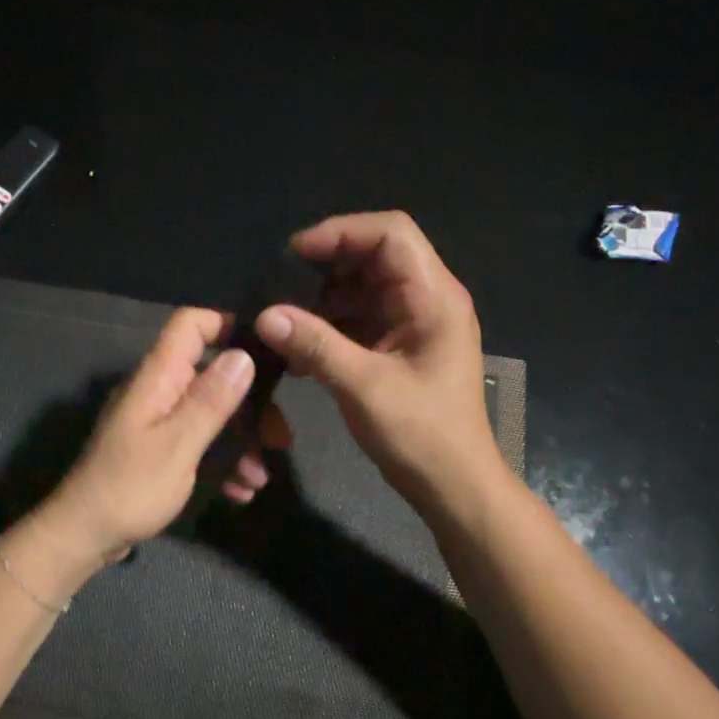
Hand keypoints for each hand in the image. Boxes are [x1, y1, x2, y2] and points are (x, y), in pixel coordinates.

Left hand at [36, 308, 273, 564]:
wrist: (84, 535)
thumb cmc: (130, 487)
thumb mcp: (178, 445)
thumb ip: (210, 400)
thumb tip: (243, 354)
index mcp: (156, 379)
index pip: (189, 326)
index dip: (227, 325)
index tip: (268, 349)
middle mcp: (155, 393)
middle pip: (209, 376)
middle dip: (249, 405)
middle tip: (280, 437)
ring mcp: (154, 424)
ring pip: (208, 416)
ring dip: (239, 442)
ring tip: (261, 477)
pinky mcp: (155, 453)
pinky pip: (196, 445)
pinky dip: (220, 464)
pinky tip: (240, 492)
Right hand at [255, 211, 507, 519]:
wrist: (454, 486)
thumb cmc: (422, 434)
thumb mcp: (364, 387)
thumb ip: (315, 346)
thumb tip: (265, 314)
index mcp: (433, 297)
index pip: (390, 234)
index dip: (341, 232)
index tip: (294, 254)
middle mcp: (426, 301)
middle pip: (373, 257)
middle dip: (324, 267)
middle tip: (278, 288)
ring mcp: (413, 325)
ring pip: (361, 290)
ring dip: (322, 300)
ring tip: (281, 320)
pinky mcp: (398, 349)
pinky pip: (359, 321)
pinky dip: (328, 328)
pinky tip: (297, 350)